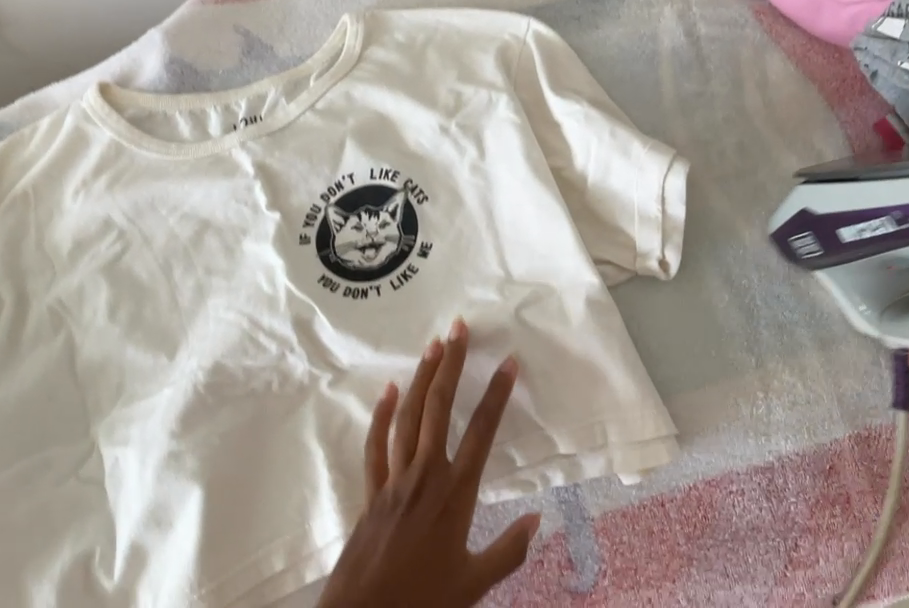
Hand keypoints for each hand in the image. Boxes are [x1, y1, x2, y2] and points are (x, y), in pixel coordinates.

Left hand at [318, 320, 538, 607]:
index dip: (497, 394)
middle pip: (439, 408)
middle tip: (460, 328)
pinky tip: (388, 390)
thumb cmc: (424, 600)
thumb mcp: (474, 583)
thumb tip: (538, 519)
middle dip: (452, 365)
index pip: (482, 432)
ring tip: (433, 345)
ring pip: (408, 417)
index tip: (510, 363)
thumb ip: (508, 550)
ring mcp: (394, 479)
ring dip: (421, 378)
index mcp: (456, 493)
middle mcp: (425, 475)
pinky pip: (376, 445)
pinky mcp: (371, 491)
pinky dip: (381, 416)